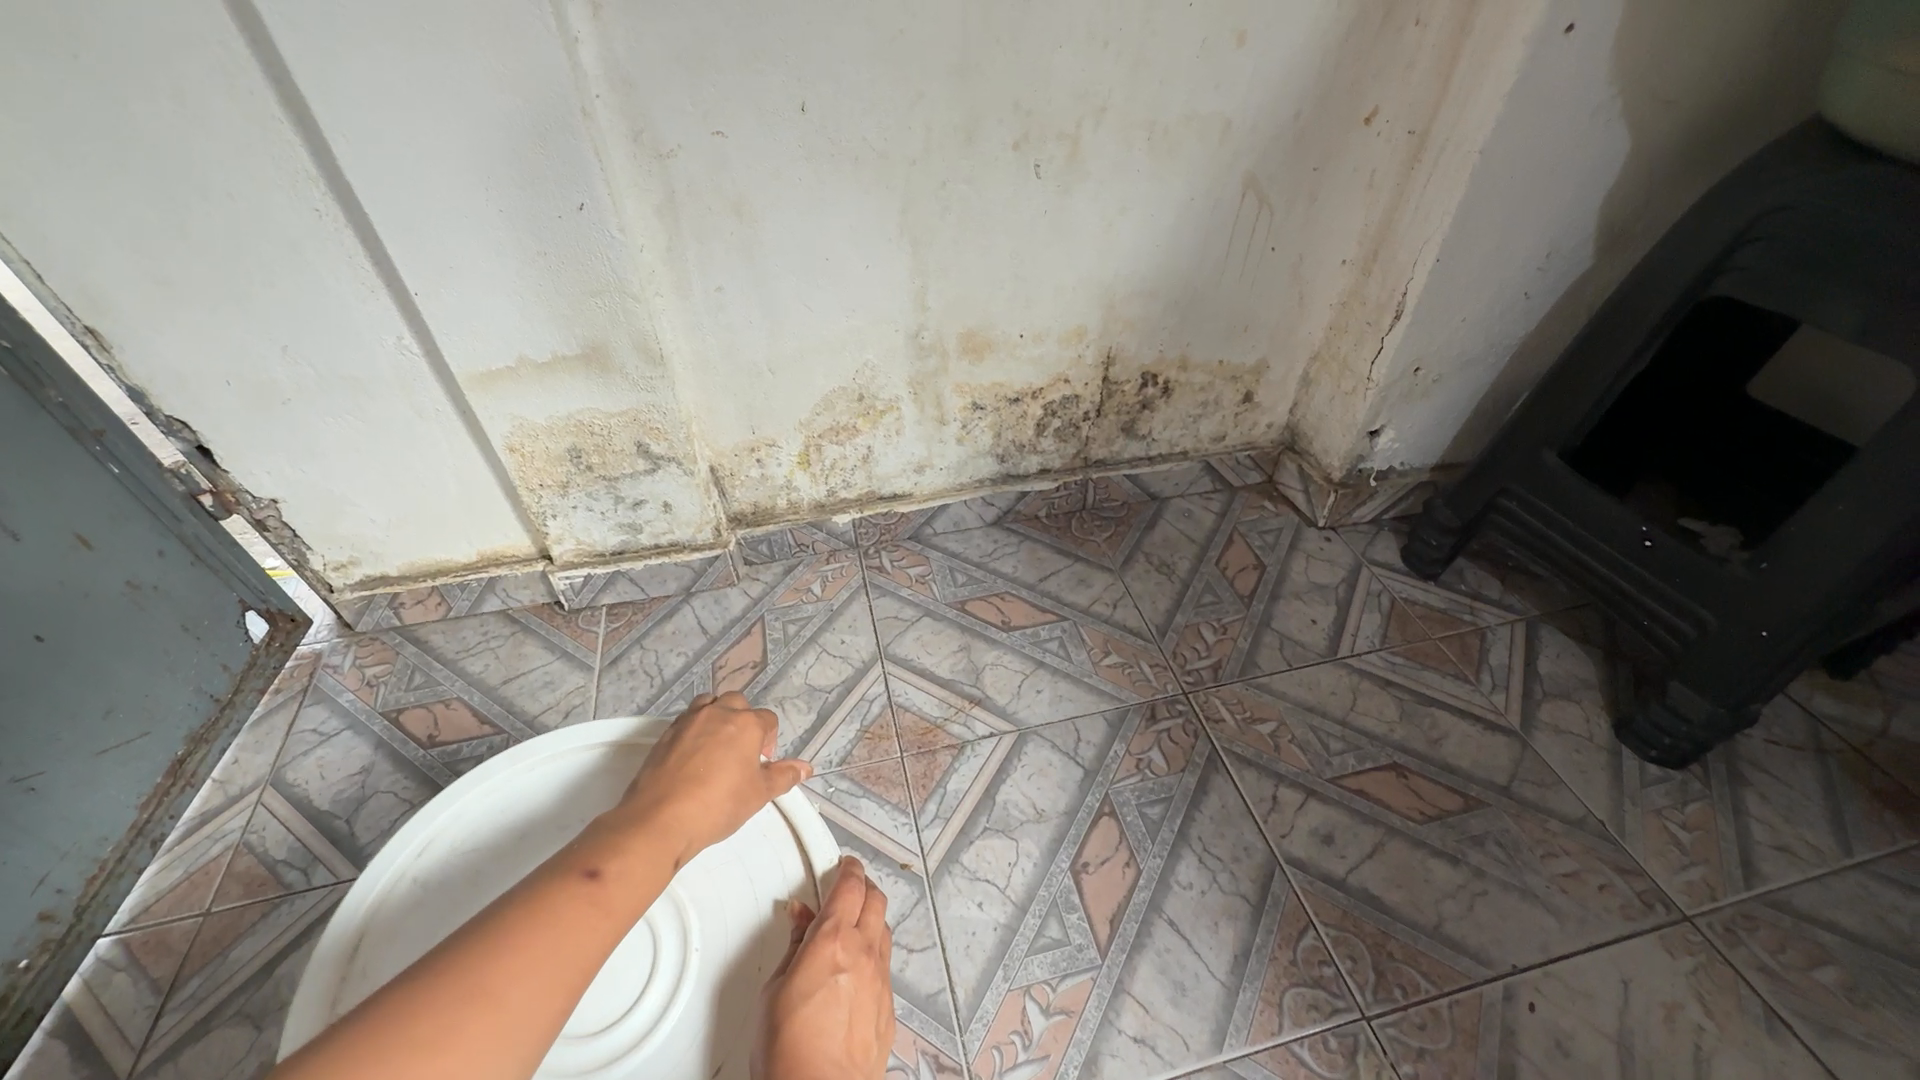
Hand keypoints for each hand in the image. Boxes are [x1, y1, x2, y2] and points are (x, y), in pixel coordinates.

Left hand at [605, 692, 811, 866]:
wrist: (661, 819)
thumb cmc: (718, 805)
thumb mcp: (759, 794)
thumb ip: (784, 776)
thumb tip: (806, 767)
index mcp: (746, 724)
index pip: (768, 720)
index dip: (770, 740)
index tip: (763, 763)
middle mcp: (717, 713)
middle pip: (737, 703)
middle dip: (744, 721)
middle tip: (742, 752)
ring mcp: (688, 721)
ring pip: (708, 704)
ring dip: (717, 717)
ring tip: (717, 746)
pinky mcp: (665, 734)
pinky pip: (686, 720)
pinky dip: (695, 729)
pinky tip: (694, 756)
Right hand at [754, 856, 894, 1079]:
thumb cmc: (789, 1051)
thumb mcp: (774, 991)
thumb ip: (793, 947)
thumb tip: (800, 920)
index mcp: (832, 941)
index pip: (850, 886)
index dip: (849, 869)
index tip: (844, 864)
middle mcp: (863, 954)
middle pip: (876, 900)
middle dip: (863, 888)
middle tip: (849, 888)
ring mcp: (879, 981)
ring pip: (883, 931)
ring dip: (870, 919)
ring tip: (851, 926)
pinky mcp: (887, 1007)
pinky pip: (884, 966)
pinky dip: (872, 955)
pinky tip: (856, 968)